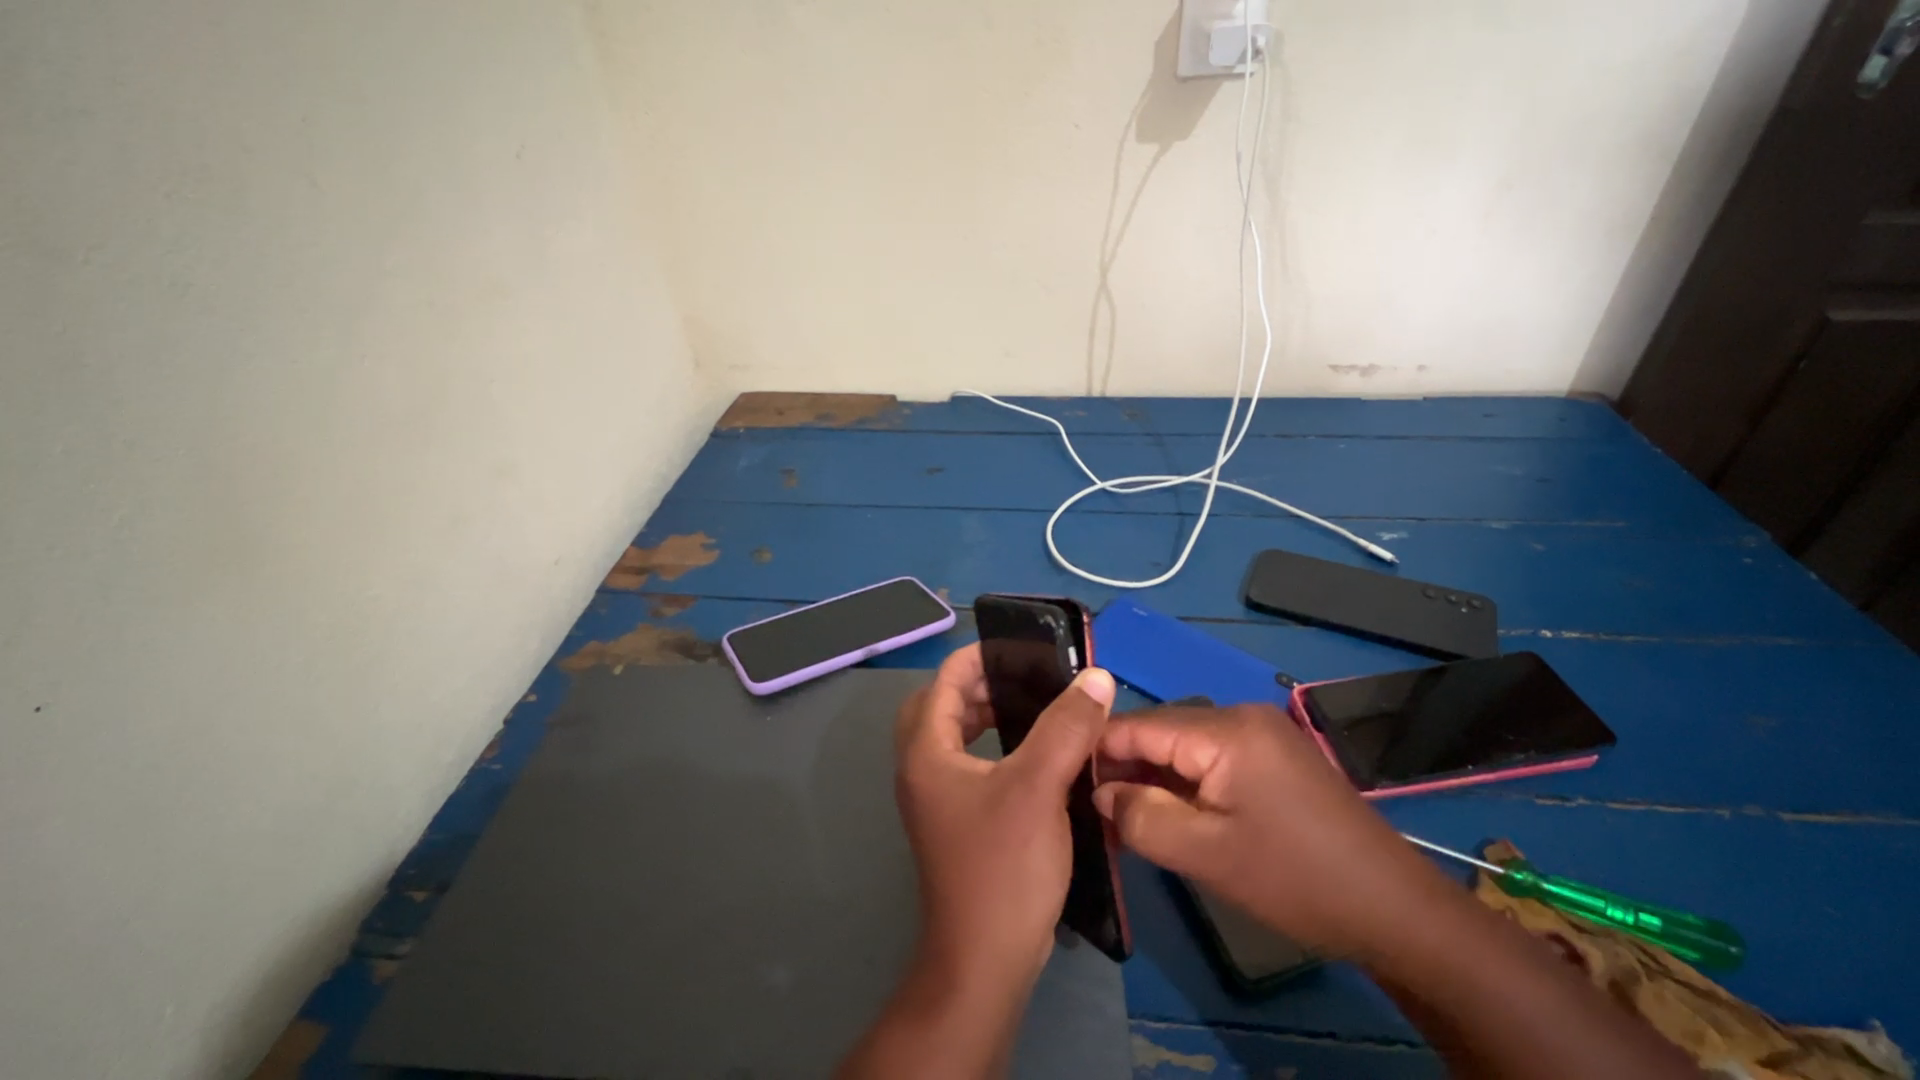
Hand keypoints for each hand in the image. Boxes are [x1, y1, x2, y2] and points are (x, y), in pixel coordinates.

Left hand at [893, 644, 1115, 988]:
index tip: (1026, 645)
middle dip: (981, 683)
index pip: (944, 680)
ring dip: (987, 715)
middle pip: (941, 705)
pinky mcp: (955, 824)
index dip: (981, 655)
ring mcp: (935, 801)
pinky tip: (1035, 758)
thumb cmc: (1004, 867)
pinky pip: (967, 766)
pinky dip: (994, 747)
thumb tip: (1096, 677)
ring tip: (1035, 707)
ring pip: (953, 737)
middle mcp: (921, 770)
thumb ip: (1066, 728)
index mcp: (926, 752)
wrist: (984, 959)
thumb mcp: (1038, 789)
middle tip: (1029, 676)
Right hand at [1093, 704, 1454, 958]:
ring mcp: (1265, 734)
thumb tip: (1100, 792)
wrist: (1392, 908)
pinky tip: (1172, 813)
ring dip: (1156, 778)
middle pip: (1161, 731)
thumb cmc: (1294, 880)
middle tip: (1095, 812)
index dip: (1096, 752)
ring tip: (1127, 817)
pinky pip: (1214, 758)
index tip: (1066, 785)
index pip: (1137, 725)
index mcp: (1226, 730)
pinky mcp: (1277, 756)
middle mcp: (1244, 716)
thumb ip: (1140, 817)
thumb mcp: (1204, 855)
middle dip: (1126, 768)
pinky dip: (1188, 782)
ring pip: (1186, 746)